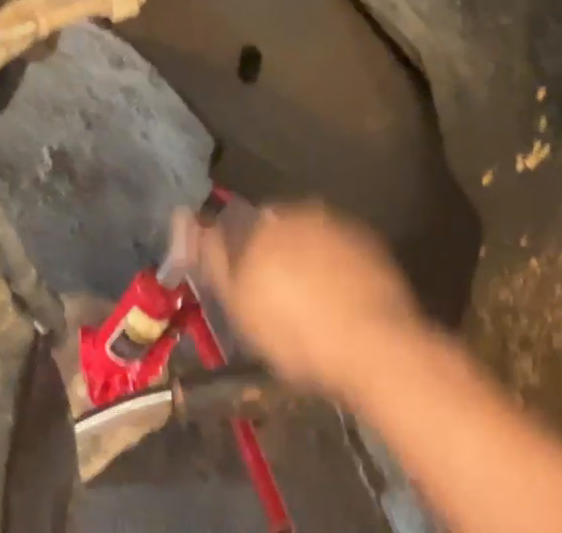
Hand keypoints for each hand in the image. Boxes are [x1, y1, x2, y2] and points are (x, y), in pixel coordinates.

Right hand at [176, 202, 425, 398]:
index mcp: (261, 221)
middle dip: (269, 251)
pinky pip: (340, 252)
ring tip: (307, 302)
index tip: (237, 282)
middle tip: (272, 295)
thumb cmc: (295, 332)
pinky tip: (337, 301)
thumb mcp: (238, 303)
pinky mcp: (373, 247)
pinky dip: (333, 268)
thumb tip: (182, 218)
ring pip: (308, 237)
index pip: (233, 223)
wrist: (378, 350)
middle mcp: (300, 212)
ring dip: (302, 258)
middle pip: (272, 227)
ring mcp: (340, 227)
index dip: (233, 252)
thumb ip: (209, 256)